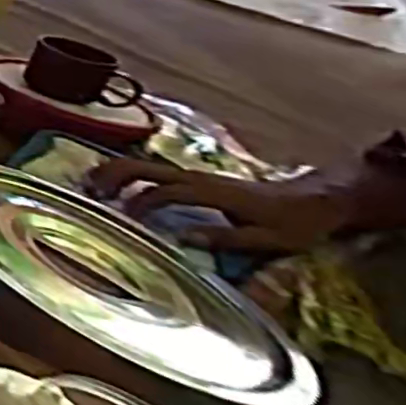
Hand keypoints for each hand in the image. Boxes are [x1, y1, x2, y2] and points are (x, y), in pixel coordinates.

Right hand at [87, 159, 359, 252]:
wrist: (315, 200)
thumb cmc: (295, 223)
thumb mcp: (271, 239)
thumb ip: (227, 239)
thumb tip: (182, 238)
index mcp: (208, 192)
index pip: (162, 192)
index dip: (140, 203)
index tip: (125, 218)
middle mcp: (192, 178)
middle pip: (140, 168)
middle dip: (111, 177)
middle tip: (91, 193)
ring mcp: (190, 175)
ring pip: (139, 164)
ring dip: (112, 172)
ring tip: (91, 186)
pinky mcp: (190, 178)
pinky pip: (148, 170)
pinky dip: (124, 173)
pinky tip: (113, 183)